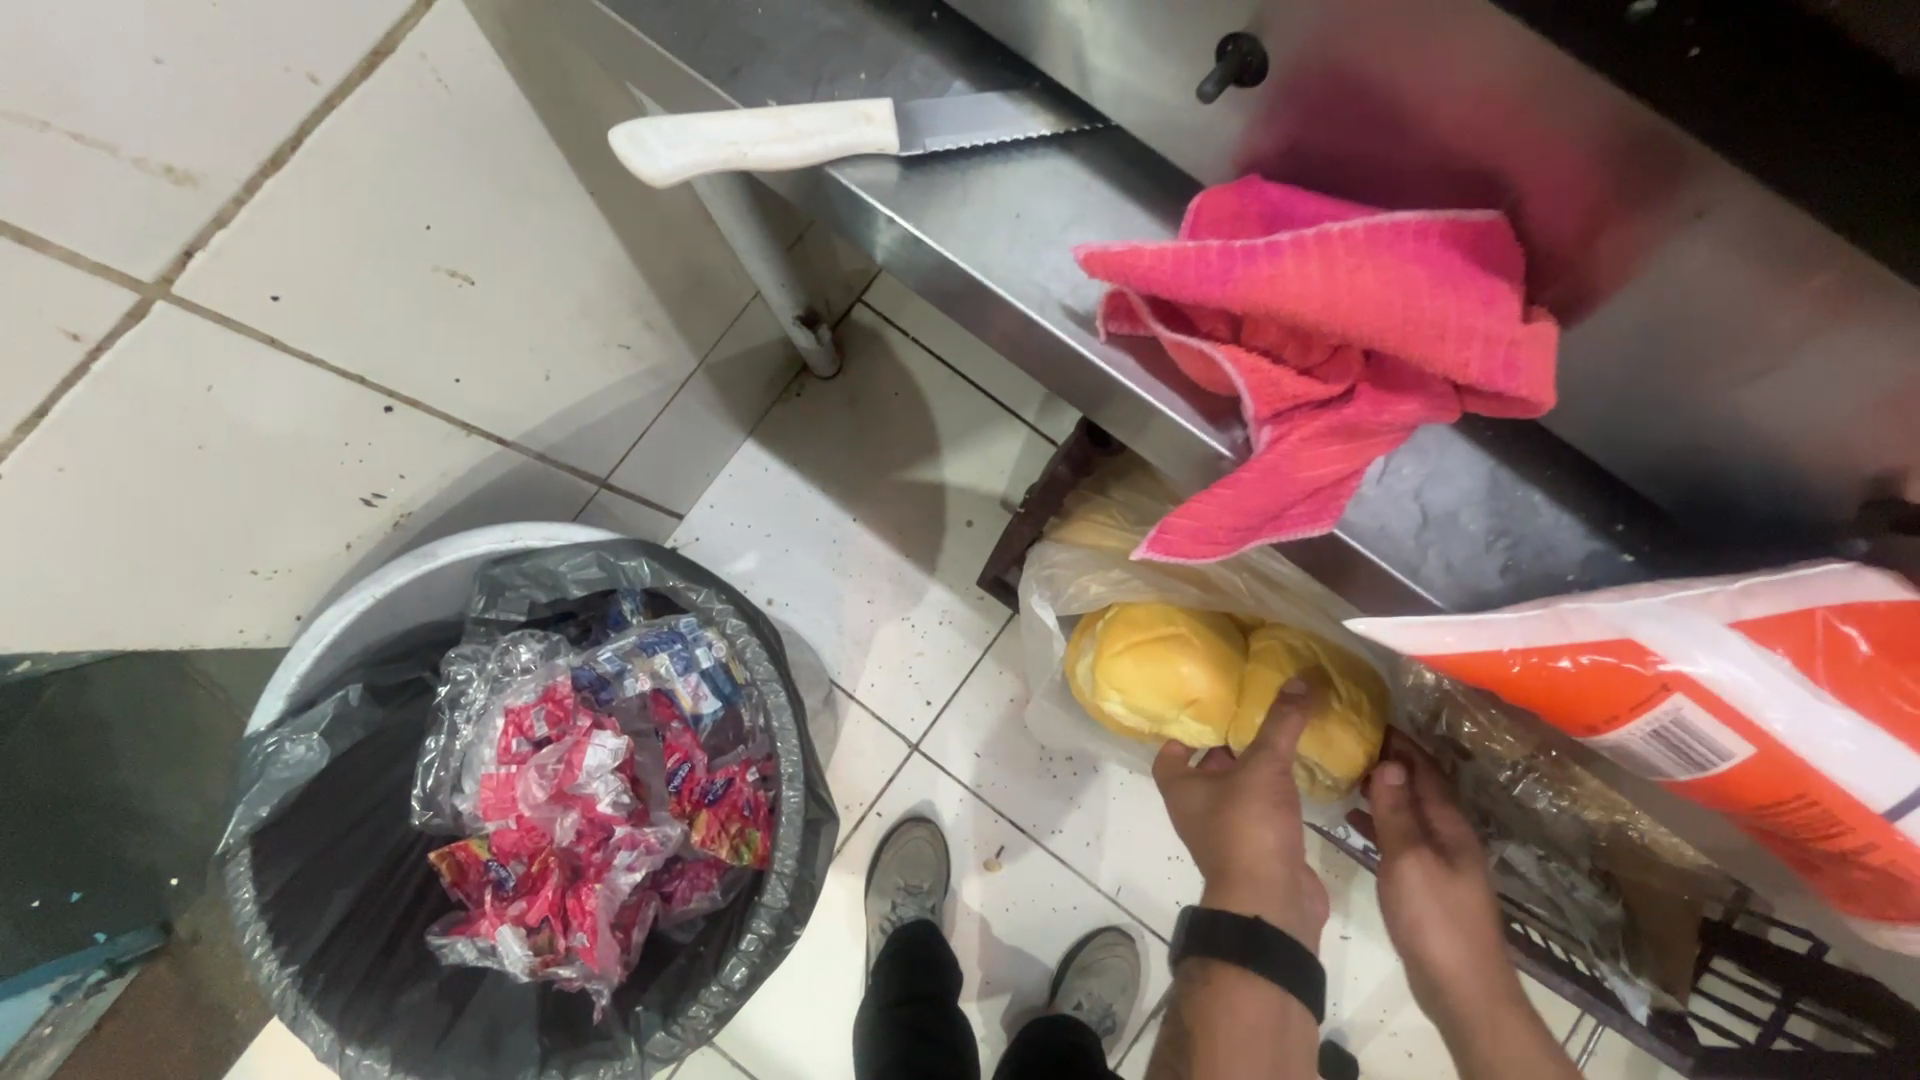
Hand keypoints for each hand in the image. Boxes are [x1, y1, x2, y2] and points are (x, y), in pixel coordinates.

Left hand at [1152, 678, 1329, 949]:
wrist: (1271, 903)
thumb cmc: (1248, 827)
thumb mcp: (1264, 768)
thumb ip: (1280, 724)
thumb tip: (1299, 680)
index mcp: (1181, 789)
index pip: (1169, 753)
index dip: (1183, 731)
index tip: (1209, 709)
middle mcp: (1196, 810)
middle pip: (1205, 769)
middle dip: (1227, 745)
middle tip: (1253, 715)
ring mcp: (1226, 832)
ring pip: (1236, 791)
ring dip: (1254, 770)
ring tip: (1280, 739)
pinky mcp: (1257, 848)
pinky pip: (1262, 812)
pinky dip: (1275, 795)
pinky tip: (1298, 778)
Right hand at [1364, 735, 1523, 1024]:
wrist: (1462, 988)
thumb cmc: (1434, 919)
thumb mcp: (1409, 859)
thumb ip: (1397, 812)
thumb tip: (1389, 763)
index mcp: (1450, 827)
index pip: (1426, 772)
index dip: (1401, 745)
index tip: (1370, 720)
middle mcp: (1449, 838)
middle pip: (1420, 789)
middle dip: (1390, 763)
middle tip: (1350, 742)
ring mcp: (1440, 862)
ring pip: (1409, 812)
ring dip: (1383, 790)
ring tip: (1345, 772)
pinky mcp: (1427, 883)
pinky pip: (1401, 837)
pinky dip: (1379, 821)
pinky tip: (1354, 819)